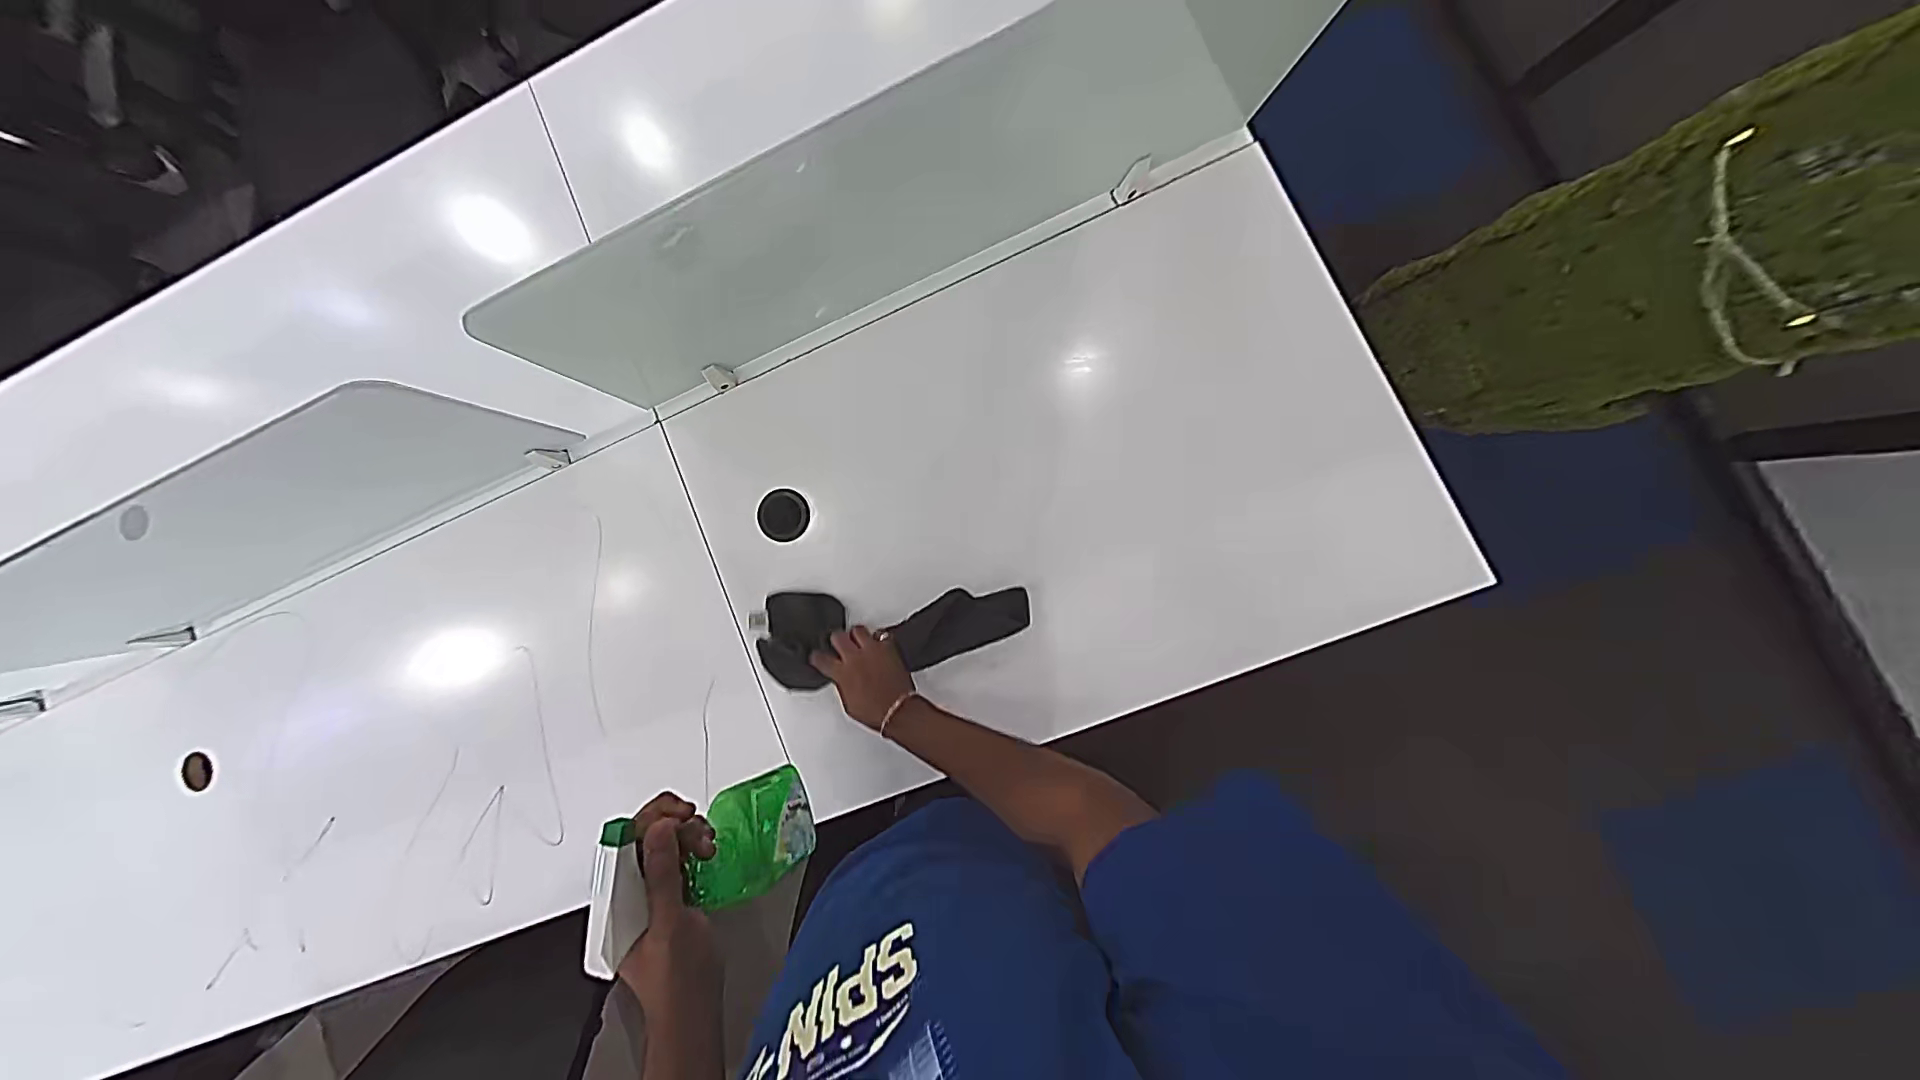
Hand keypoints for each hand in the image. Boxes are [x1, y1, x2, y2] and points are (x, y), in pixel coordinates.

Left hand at [616, 794, 722, 1075]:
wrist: (694, 1009)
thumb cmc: (679, 979)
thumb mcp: (670, 922)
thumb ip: (662, 875)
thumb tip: (656, 830)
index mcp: (615, 903)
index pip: (623, 844)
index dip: (649, 820)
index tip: (678, 812)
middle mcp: (627, 895)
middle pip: (642, 838)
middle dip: (672, 823)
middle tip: (696, 825)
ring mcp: (648, 894)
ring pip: (662, 843)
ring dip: (687, 833)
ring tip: (704, 844)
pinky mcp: (669, 894)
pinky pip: (677, 856)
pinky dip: (692, 846)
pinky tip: (704, 851)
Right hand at [812, 626, 914, 730]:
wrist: (898, 710)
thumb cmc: (875, 712)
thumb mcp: (848, 704)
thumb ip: (842, 685)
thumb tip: (842, 680)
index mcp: (841, 673)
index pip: (820, 658)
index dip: (817, 657)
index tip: (818, 656)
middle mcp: (855, 658)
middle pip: (837, 636)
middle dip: (836, 639)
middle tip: (838, 644)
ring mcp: (872, 650)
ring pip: (858, 629)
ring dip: (856, 635)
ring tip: (858, 640)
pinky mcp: (888, 647)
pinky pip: (881, 634)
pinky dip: (878, 637)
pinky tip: (877, 642)